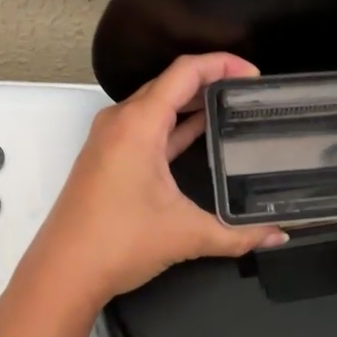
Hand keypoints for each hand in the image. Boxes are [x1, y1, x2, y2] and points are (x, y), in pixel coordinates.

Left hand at [29, 53, 286, 307]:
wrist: (62, 273)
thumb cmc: (111, 244)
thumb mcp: (186, 234)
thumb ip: (238, 234)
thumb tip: (274, 234)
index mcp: (138, 124)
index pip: (185, 72)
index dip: (221, 63)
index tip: (251, 72)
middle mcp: (120, 122)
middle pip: (170, 82)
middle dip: (211, 79)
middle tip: (247, 88)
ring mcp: (111, 139)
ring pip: (157, 103)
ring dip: (192, 101)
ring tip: (230, 104)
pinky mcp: (108, 157)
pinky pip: (146, 125)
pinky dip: (174, 122)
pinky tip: (198, 132)